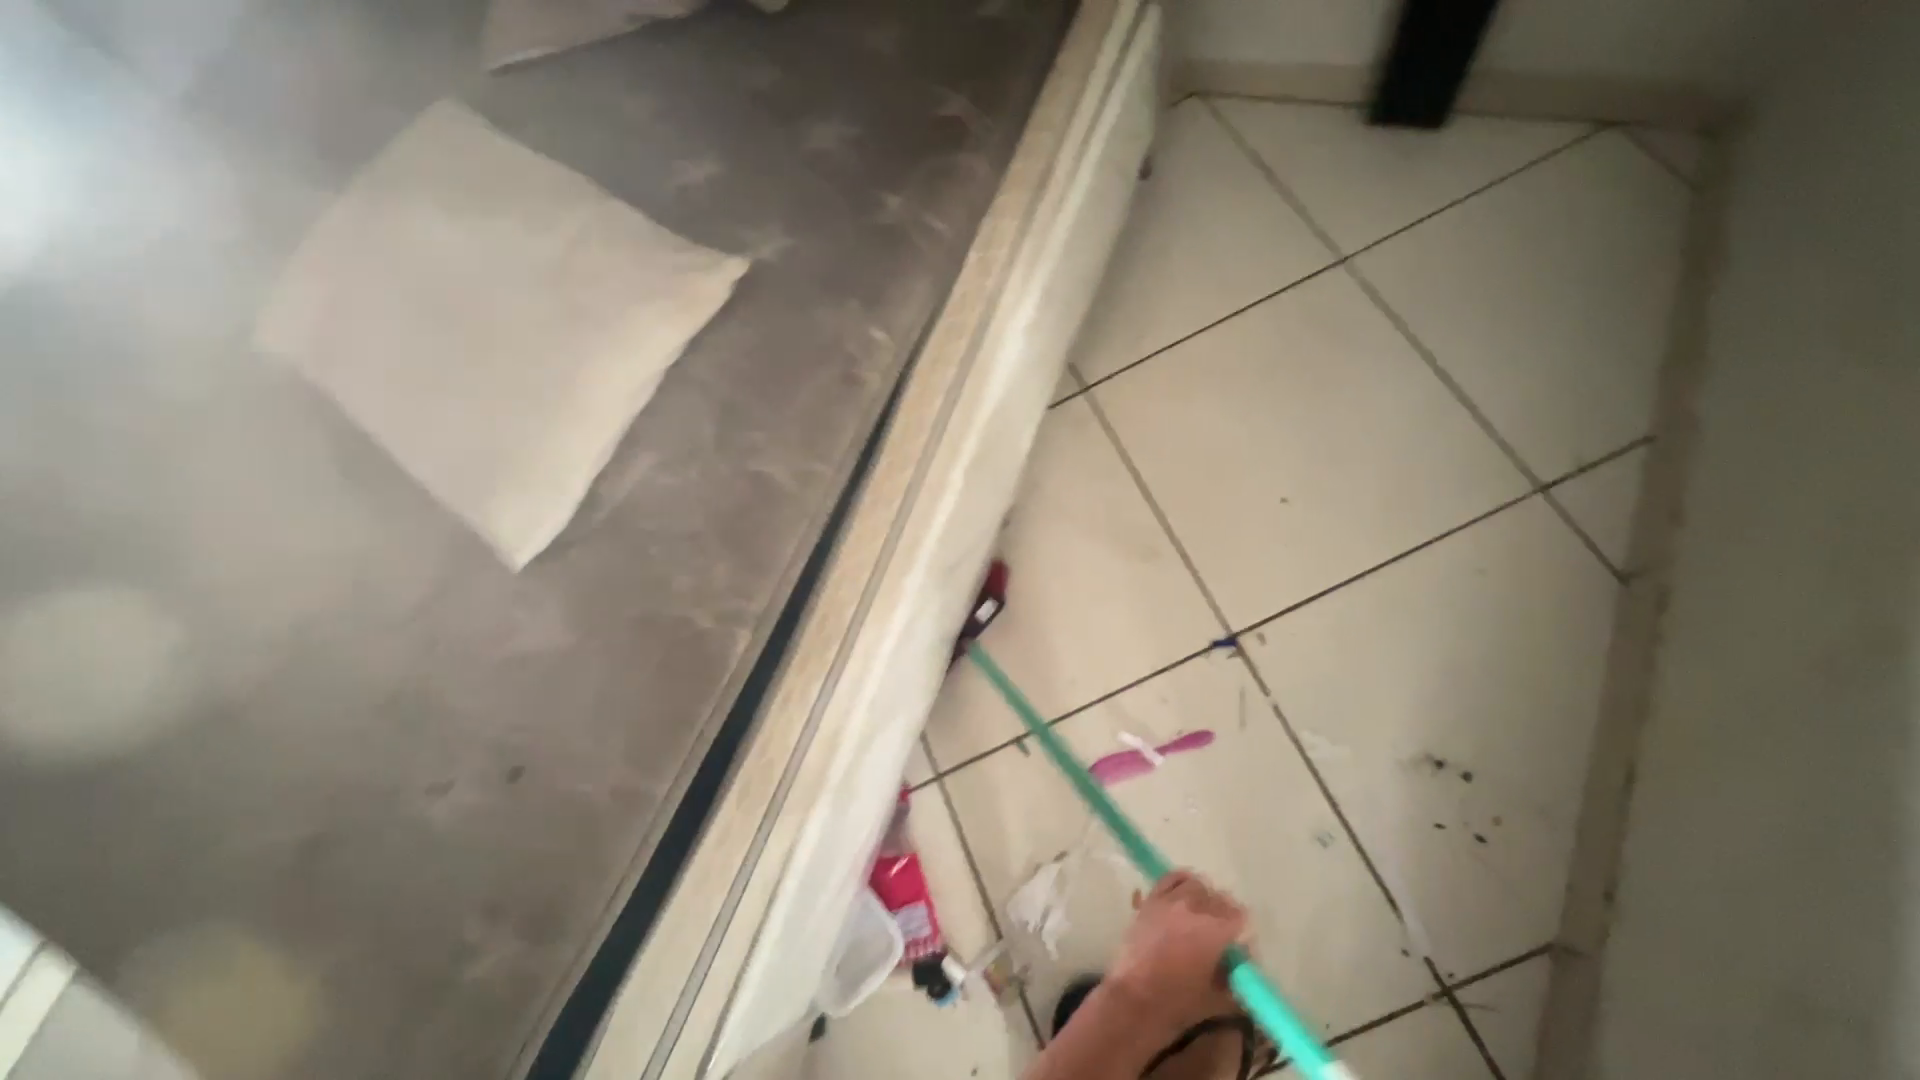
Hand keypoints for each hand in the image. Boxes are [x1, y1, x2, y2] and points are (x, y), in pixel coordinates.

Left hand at [1105, 870, 1248, 1038]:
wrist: (1135, 998)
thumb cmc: (1178, 1002)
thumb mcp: (1217, 996)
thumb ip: (1234, 975)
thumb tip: (1241, 961)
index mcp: (1216, 931)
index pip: (1240, 916)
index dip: (1241, 929)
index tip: (1238, 943)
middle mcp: (1195, 909)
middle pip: (1219, 899)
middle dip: (1225, 914)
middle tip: (1221, 931)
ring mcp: (1170, 901)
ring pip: (1197, 885)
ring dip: (1204, 897)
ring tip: (1202, 912)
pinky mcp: (1151, 900)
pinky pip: (1170, 878)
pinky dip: (1182, 880)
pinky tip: (1185, 890)